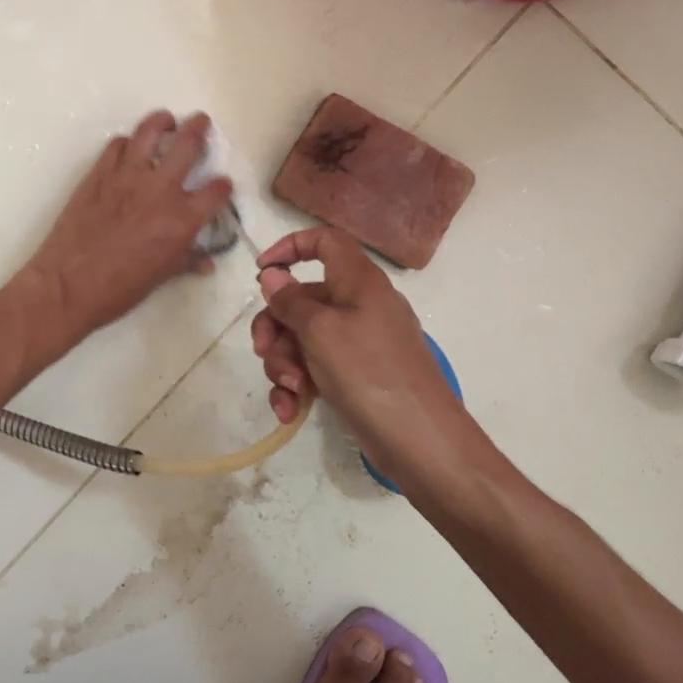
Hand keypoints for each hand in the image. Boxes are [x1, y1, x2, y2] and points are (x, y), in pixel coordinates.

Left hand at [19, 111, 233, 343]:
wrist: (66, 286)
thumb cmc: (118, 290)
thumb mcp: (160, 278)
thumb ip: (186, 261)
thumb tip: (205, 261)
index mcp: (182, 219)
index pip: (217, 190)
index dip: (223, 186)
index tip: (221, 184)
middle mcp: (159, 190)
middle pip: (188, 144)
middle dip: (199, 128)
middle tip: (201, 122)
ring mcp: (126, 177)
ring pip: (149, 132)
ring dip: (162, 121)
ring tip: (166, 120)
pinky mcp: (97, 174)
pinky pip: (115, 146)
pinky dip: (126, 143)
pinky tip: (127, 149)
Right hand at [250, 227, 475, 486]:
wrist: (419, 440)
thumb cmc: (370, 372)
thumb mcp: (320, 331)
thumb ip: (290, 300)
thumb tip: (272, 275)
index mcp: (358, 282)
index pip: (326, 242)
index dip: (291, 247)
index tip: (262, 271)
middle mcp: (358, 306)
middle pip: (302, 299)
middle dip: (274, 325)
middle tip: (263, 350)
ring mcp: (356, 344)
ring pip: (301, 338)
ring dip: (283, 362)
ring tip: (289, 389)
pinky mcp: (353, 376)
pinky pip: (314, 369)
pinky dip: (297, 386)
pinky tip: (290, 410)